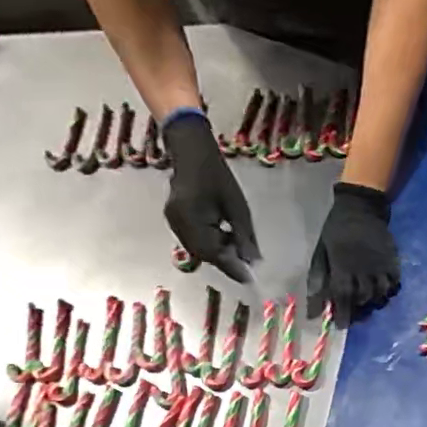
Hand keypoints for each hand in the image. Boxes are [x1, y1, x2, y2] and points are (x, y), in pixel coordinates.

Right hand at [162, 111, 259, 281]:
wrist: (191, 148)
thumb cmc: (217, 174)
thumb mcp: (237, 205)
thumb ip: (244, 235)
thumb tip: (253, 262)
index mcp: (191, 217)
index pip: (213, 253)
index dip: (232, 267)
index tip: (249, 278)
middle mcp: (178, 225)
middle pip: (205, 254)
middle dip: (226, 260)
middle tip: (246, 260)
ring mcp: (173, 224)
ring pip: (199, 250)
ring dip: (219, 252)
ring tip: (236, 244)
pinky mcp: (175, 222)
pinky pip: (194, 241)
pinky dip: (210, 243)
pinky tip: (223, 236)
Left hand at [306, 183, 399, 316]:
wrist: (361, 207)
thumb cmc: (335, 230)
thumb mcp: (320, 253)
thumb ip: (317, 281)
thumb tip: (313, 310)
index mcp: (343, 267)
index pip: (343, 297)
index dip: (341, 315)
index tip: (339, 325)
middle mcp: (363, 269)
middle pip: (362, 299)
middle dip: (356, 311)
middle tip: (351, 313)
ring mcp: (380, 265)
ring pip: (379, 294)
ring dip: (372, 303)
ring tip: (365, 303)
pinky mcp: (392, 261)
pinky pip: (394, 284)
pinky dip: (388, 292)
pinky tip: (381, 292)